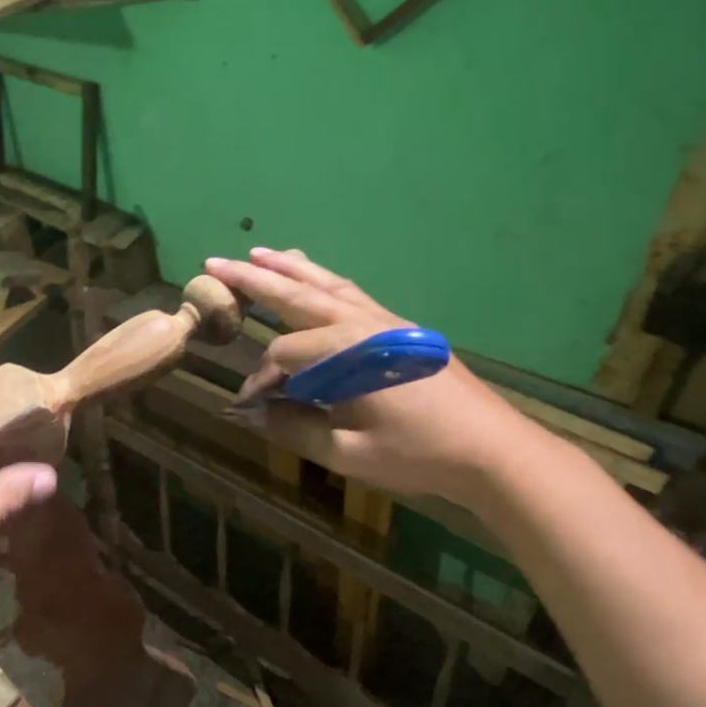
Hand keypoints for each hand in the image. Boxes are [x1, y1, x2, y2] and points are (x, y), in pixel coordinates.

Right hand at [204, 249, 534, 504]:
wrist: (491, 450)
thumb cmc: (417, 454)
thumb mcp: (348, 452)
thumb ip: (295, 428)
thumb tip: (250, 412)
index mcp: (345, 352)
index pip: (282, 357)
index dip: (259, 381)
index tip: (250, 407)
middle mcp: (360, 324)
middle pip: (296, 295)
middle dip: (252, 279)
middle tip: (214, 262)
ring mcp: (383, 321)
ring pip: (326, 284)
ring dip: (289, 268)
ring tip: (259, 253)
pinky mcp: (400, 328)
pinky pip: (350, 293)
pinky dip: (322, 280)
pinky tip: (314, 280)